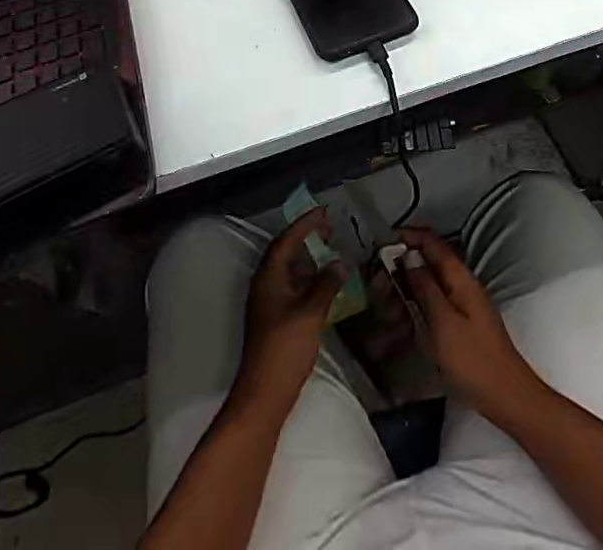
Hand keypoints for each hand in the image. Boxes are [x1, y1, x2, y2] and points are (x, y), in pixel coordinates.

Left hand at [235, 208, 344, 412]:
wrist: (265, 390)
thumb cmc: (285, 348)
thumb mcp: (310, 314)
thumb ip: (325, 286)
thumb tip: (338, 263)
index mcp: (268, 277)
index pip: (286, 241)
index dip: (304, 224)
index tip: (323, 211)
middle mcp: (264, 284)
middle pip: (284, 251)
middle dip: (305, 236)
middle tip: (329, 227)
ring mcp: (267, 301)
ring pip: (288, 270)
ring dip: (307, 258)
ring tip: (329, 250)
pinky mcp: (274, 317)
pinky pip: (291, 286)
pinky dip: (307, 278)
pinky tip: (323, 284)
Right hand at [399, 228, 542, 425]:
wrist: (508, 398)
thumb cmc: (474, 361)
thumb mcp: (443, 322)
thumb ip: (424, 287)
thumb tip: (408, 257)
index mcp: (461, 279)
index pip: (433, 242)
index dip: (407, 236)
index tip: (382, 243)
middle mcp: (465, 285)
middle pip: (432, 257)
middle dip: (404, 258)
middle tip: (379, 271)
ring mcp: (465, 302)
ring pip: (433, 277)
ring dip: (409, 278)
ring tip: (387, 290)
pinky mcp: (463, 319)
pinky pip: (436, 296)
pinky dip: (418, 295)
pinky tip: (405, 309)